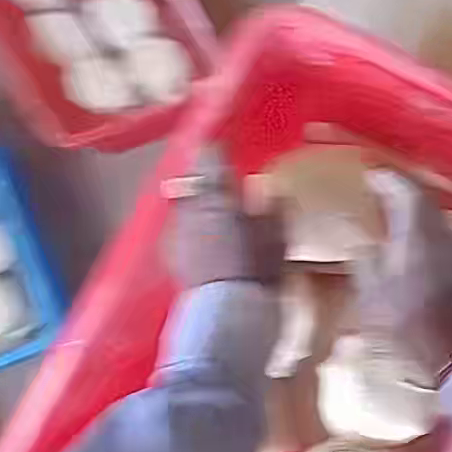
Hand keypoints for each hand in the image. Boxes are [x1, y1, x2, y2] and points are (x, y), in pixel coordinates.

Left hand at [162, 145, 285, 288]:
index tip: (226, 140)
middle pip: (195, 179)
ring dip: (201, 201)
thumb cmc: (259, 270)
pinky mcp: (173, 251)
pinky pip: (184, 227)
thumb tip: (267, 188)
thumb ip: (272, 207)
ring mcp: (178, 229)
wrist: (229, 312)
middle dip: (208, 176)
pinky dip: (196, 226)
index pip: (211, 156)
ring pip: (188, 202)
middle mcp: (192, 206)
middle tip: (224, 177)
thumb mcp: (278, 236)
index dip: (218, 146)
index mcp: (219, 195)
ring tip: (219, 209)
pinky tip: (210, 238)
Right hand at [357, 170, 451, 380]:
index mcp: (417, 226)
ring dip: (412, 204)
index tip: (370, 173)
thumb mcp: (372, 288)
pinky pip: (438, 228)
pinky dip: (422, 222)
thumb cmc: (407, 315)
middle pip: (422, 196)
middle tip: (380, 185)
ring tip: (390, 206)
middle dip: (401, 187)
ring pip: (432, 212)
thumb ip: (363, 256)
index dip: (387, 177)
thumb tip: (355, 236)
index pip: (405, 187)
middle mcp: (440, 228)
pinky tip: (409, 233)